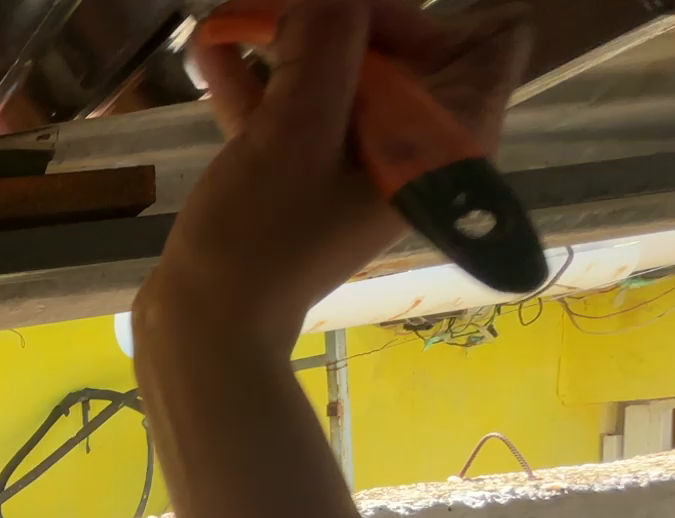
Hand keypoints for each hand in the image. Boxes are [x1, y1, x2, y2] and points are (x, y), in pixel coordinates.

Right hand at [136, 0, 529, 350]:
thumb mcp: (290, 138)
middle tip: (260, 11)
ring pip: (325, 84)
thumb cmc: (252, 243)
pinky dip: (253, 87)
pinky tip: (211, 56)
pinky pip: (284, 120)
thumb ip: (321, 50)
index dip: (402, 20)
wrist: (200, 328)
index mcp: (439, 142)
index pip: (474, 40)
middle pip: (389, 56)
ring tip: (222, 22)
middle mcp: (403, 150)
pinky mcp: (289, 186)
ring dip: (278, 48)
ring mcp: (340, 170)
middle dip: (324, 24)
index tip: (330, 28)